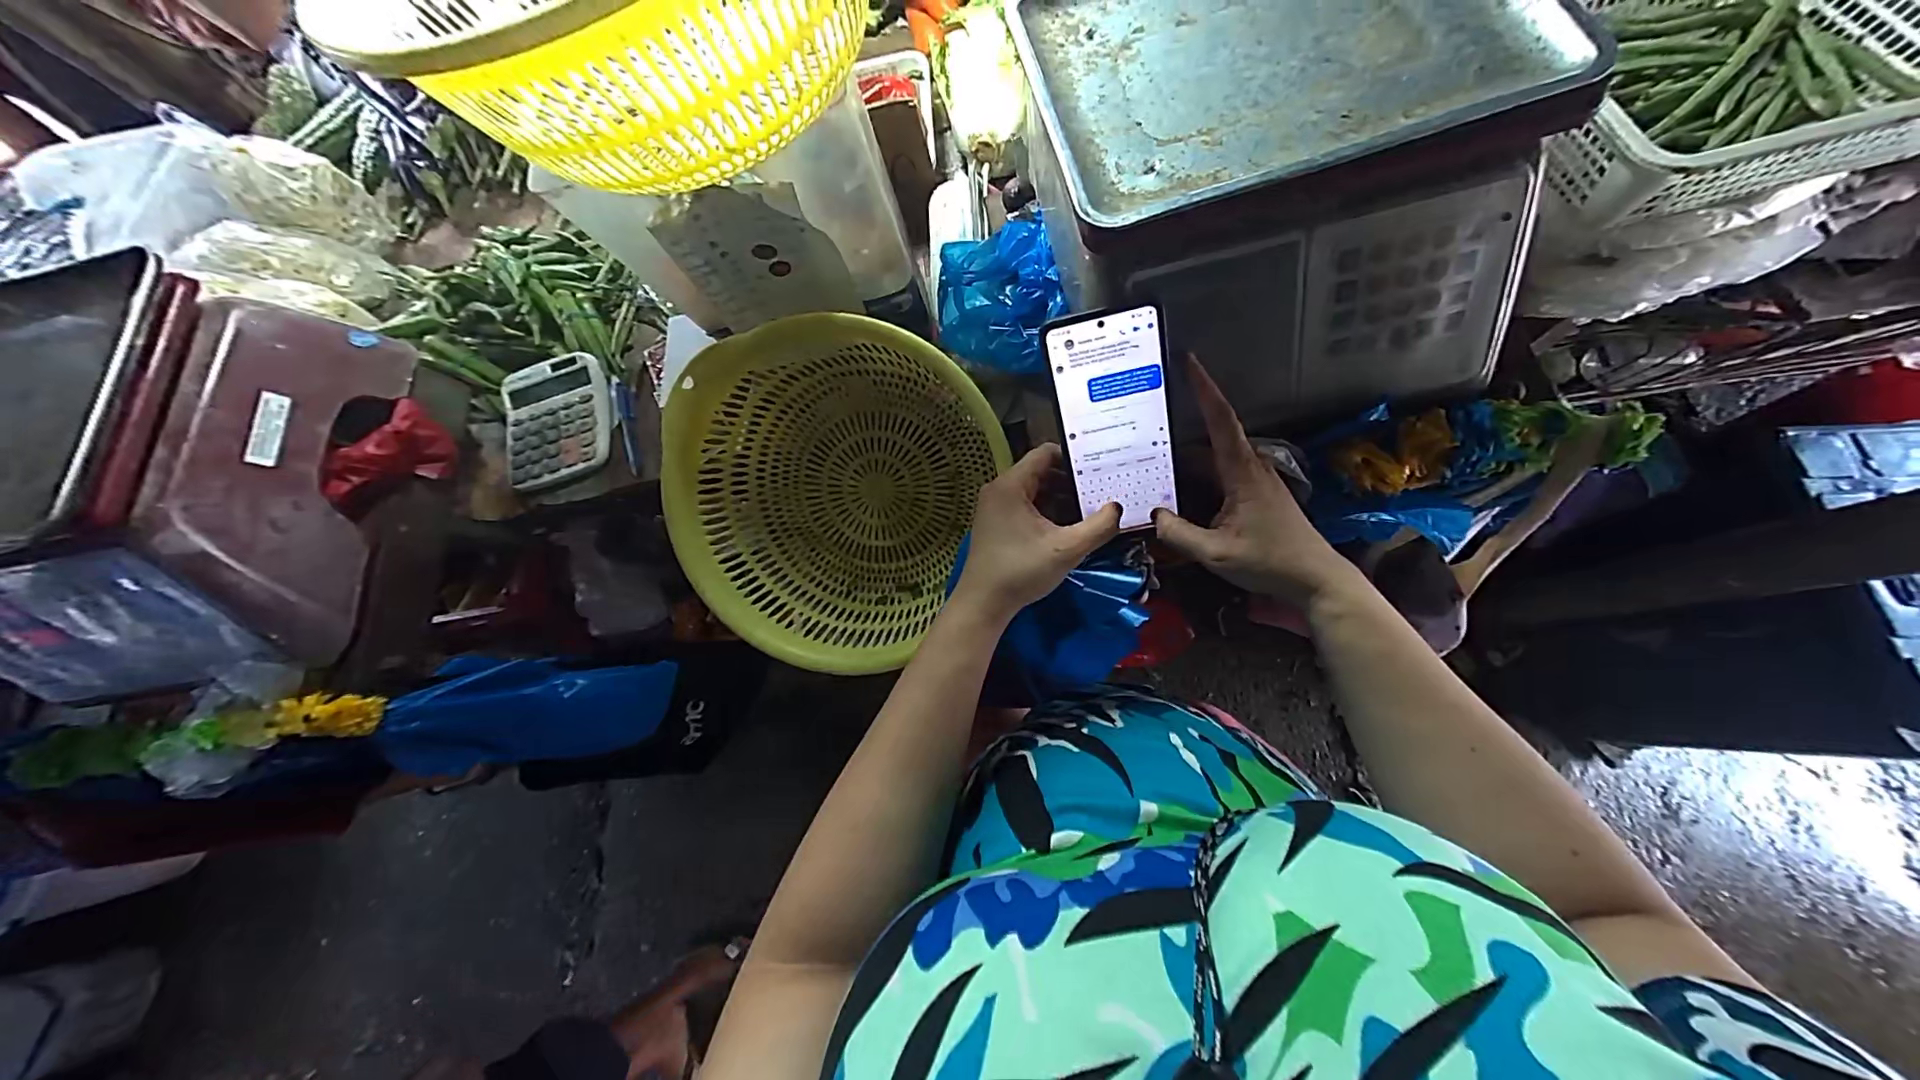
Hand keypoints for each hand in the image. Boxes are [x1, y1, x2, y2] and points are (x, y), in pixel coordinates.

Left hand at [952, 444, 1121, 621]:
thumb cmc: (1021, 571)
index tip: (1099, 466)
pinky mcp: (996, 523)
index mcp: (1011, 485)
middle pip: (1041, 471)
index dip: (1074, 457)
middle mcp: (999, 489)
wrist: (983, 604)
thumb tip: (1118, 508)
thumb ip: (1098, 526)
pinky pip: (1026, 506)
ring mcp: (995, 507)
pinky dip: (1047, 510)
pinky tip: (1068, 525)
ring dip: (1061, 497)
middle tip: (1101, 487)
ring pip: (1035, 490)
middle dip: (1071, 480)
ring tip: (1090, 507)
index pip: (1045, 453)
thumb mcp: (1067, 549)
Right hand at [1152, 355, 1360, 607]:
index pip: (1220, 419)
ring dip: (1182, 466)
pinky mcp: (1254, 495)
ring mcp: (1254, 481)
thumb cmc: (1270, 562)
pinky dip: (1194, 482)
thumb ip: (1178, 533)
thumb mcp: (1216, 553)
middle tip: (1140, 438)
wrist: (1315, 580)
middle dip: (1173, 440)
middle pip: (1205, 443)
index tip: (1188, 360)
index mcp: (1242, 471)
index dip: (1203, 387)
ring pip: (1209, 463)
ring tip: (1148, 471)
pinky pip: (1217, 478)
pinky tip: (1174, 497)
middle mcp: (1249, 467)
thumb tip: (1153, 514)